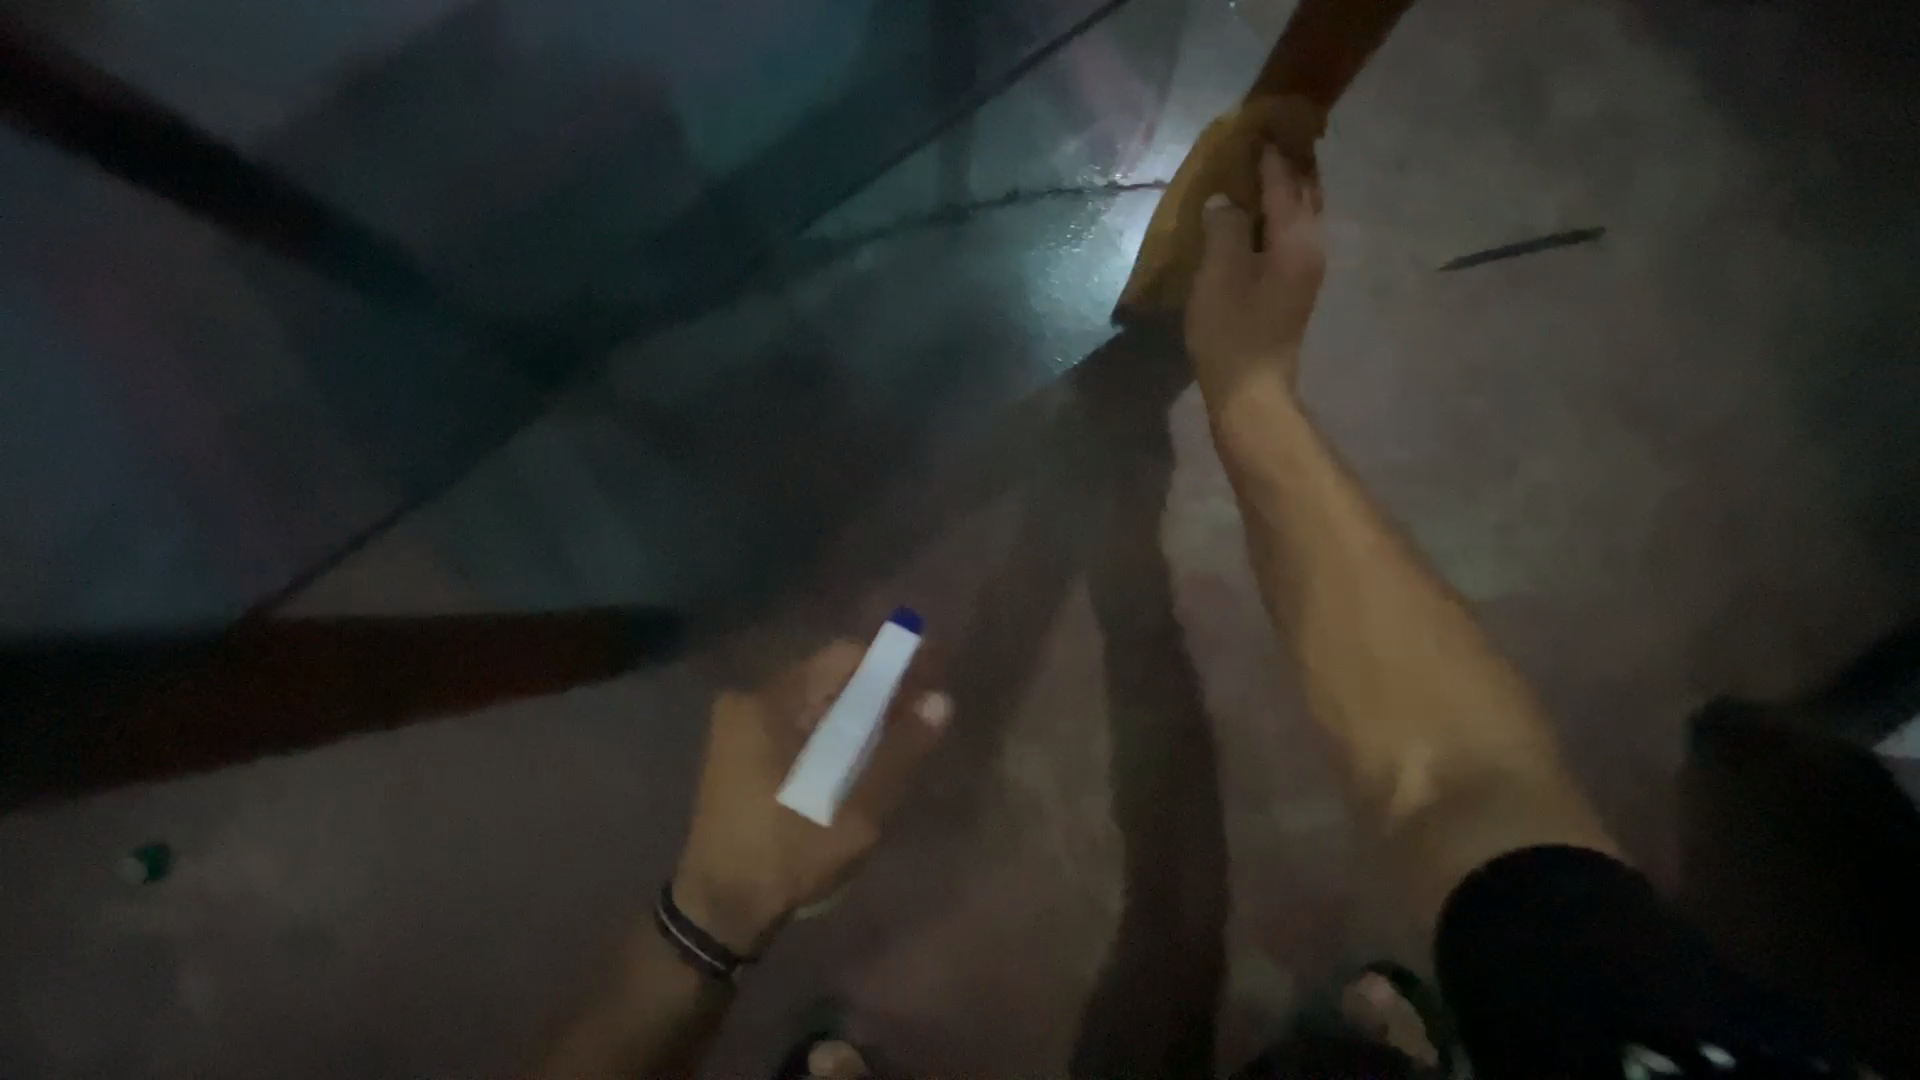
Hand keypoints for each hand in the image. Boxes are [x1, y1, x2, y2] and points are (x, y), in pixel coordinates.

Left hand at [673, 641, 950, 952]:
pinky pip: (797, 722)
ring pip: (814, 701)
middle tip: (923, 707)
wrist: (718, 909)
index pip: (844, 658)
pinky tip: (861, 753)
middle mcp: (749, 701)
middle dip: (878, 689)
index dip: (892, 662)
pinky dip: (832, 730)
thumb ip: (900, 752)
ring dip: (857, 712)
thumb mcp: (855, 811)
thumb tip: (941, 700)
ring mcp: (739, 725)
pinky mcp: (739, 749)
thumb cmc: (787, 856)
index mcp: (769, 704)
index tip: (931, 672)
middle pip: (829, 678)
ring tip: (901, 730)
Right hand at [1183, 144, 1325, 411]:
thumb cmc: (1231, 332)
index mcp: (1296, 238)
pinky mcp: (1294, 289)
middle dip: (1286, 165)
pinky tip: (1255, 218)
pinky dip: (1276, 218)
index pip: (1284, 181)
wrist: (1250, 391)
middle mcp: (1311, 247)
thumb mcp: (1218, 275)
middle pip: (1304, 192)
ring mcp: (1307, 270)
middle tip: (1263, 141)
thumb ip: (1224, 228)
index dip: (1267, 154)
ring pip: (1300, 215)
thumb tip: (1226, 204)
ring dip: (1283, 191)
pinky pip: (1290, 236)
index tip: (1252, 126)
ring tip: (1259, 172)